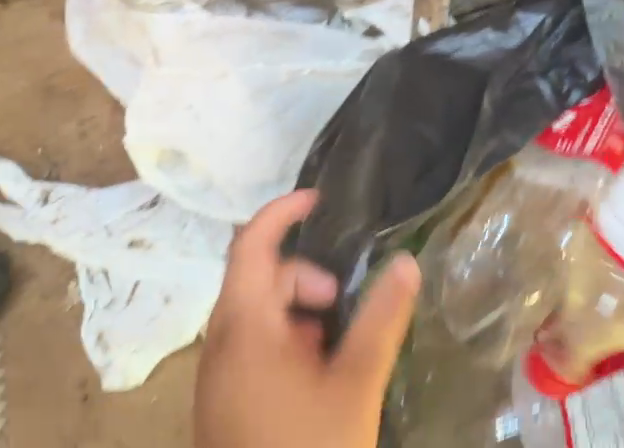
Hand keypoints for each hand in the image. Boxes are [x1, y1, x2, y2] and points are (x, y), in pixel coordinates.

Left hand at [196, 190, 421, 447]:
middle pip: (257, 278)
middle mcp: (220, 345)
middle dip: (305, 275)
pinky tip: (318, 375)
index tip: (320, 200)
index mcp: (244, 328)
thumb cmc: (309, 445)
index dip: (282, 213)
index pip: (250, 245)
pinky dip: (285, 340)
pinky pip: (251, 347)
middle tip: (343, 303)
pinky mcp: (223, 403)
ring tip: (334, 345)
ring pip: (256, 315)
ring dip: (298, 311)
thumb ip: (381, 317)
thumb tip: (407, 260)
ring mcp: (217, 378)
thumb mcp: (355, 381)